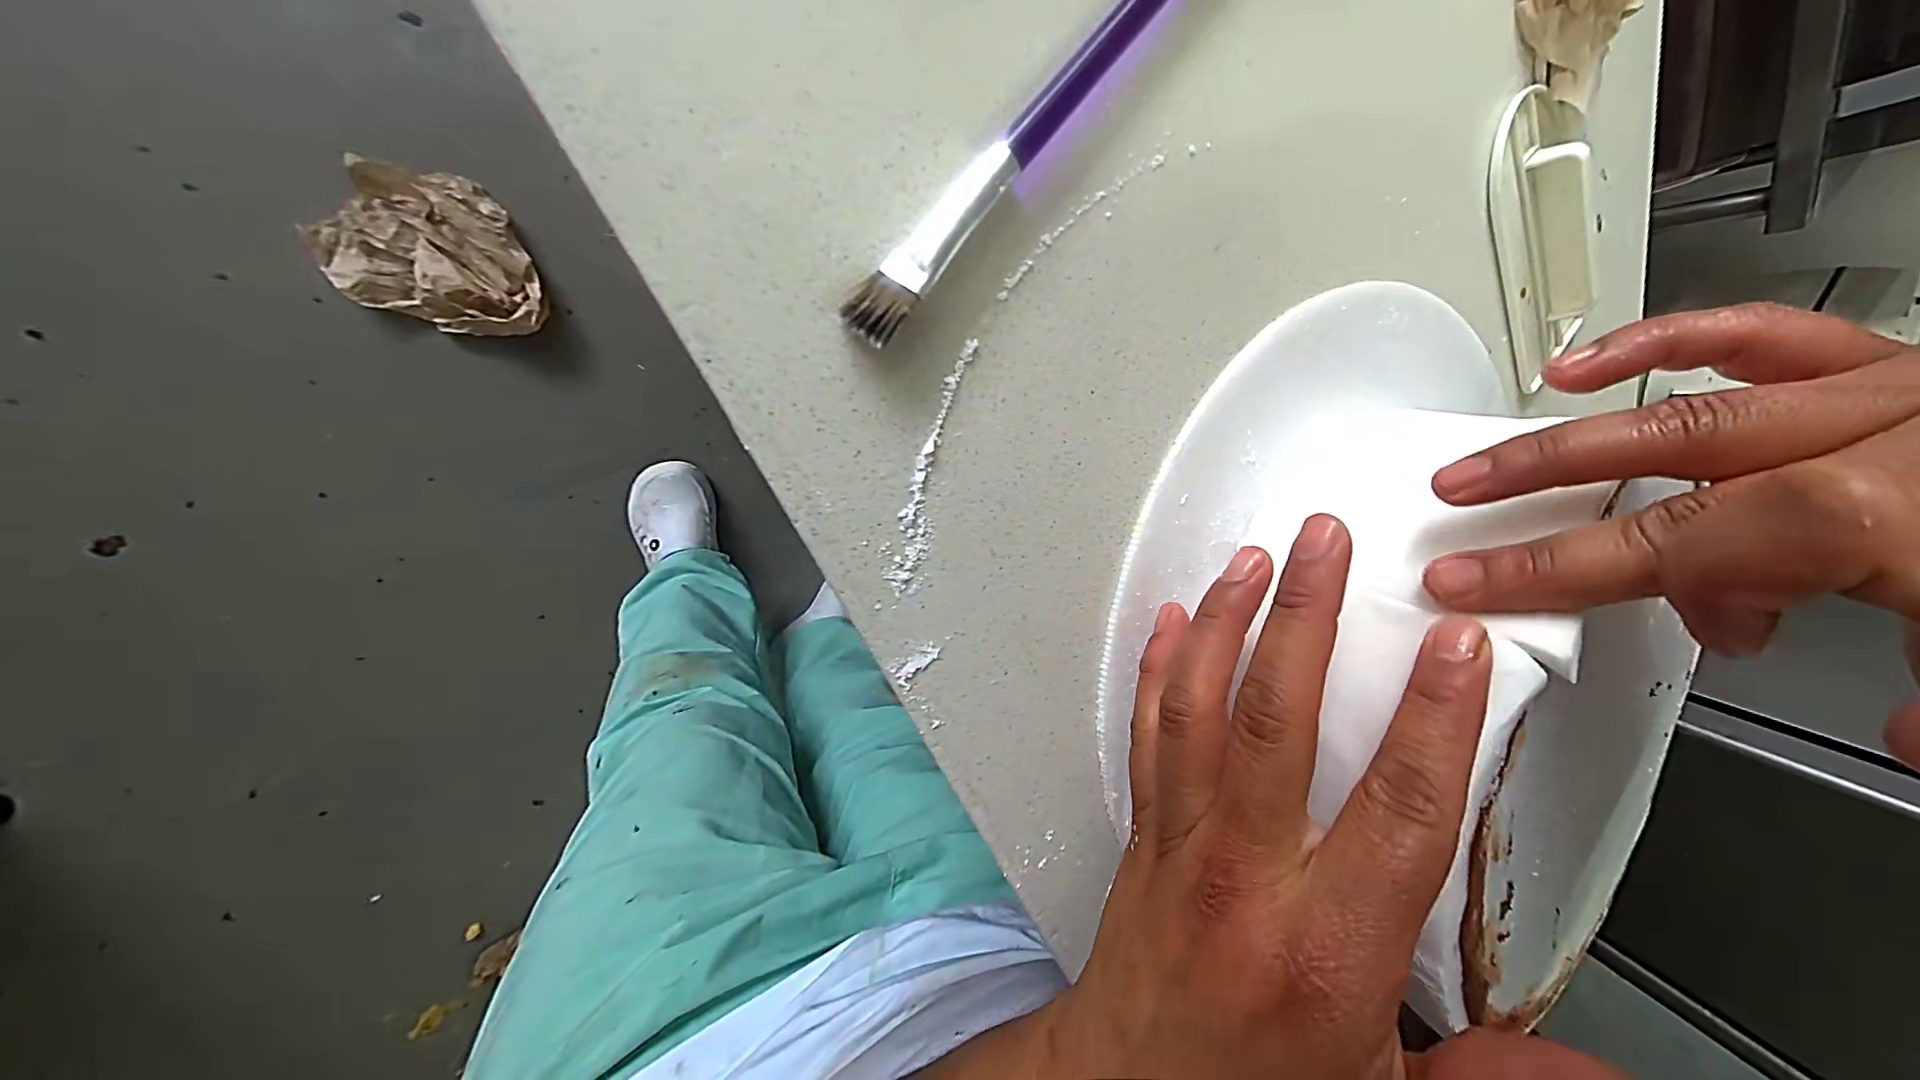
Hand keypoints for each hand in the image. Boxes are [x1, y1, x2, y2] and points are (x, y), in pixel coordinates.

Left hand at [922, 519, 1619, 1078]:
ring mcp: (1182, 838)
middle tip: (1321, 544)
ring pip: (1200, 707)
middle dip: (1302, 618)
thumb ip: (1496, 1073)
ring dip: (1225, 624)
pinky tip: (1172, 623)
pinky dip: (1158, 671)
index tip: (1452, 641)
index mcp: (1328, 942)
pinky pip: (1148, 734)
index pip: (1399, 805)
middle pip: (1276, 719)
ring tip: (1250, 560)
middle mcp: (1247, 870)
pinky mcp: (1144, 828)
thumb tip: (1593, 1069)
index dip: (1433, 715)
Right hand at [1419, 303, 1919, 766]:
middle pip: (1657, 471)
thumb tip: (1879, 716)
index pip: (1684, 553)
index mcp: (1894, 515)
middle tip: (1455, 529)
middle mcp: (1890, 436)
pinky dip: (1669, 341)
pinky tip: (1593, 363)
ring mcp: (1905, 390)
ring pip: (1690, 401)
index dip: (1582, 581)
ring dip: (1569, 433)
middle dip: (1536, 503)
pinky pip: (1770, 335)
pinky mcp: (1917, 368)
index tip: (1496, 596)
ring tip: (1487, 459)